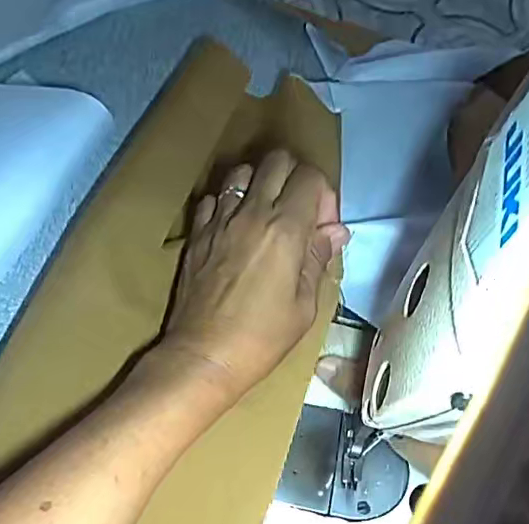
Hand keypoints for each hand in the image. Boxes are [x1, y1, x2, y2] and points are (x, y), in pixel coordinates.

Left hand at [151, 149, 348, 402]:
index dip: (322, 195)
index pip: (310, 177)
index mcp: (285, 229)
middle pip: (277, 161)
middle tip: (296, 214)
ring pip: (241, 173)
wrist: (202, 357)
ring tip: (262, 217)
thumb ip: (317, 262)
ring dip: (257, 185)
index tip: (321, 227)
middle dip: (293, 178)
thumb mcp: (303, 308)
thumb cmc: (259, 341)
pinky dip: (225, 204)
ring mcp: (218, 223)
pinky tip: (231, 230)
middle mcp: (250, 214)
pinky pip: (211, 200)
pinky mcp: (195, 237)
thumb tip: (333, 233)